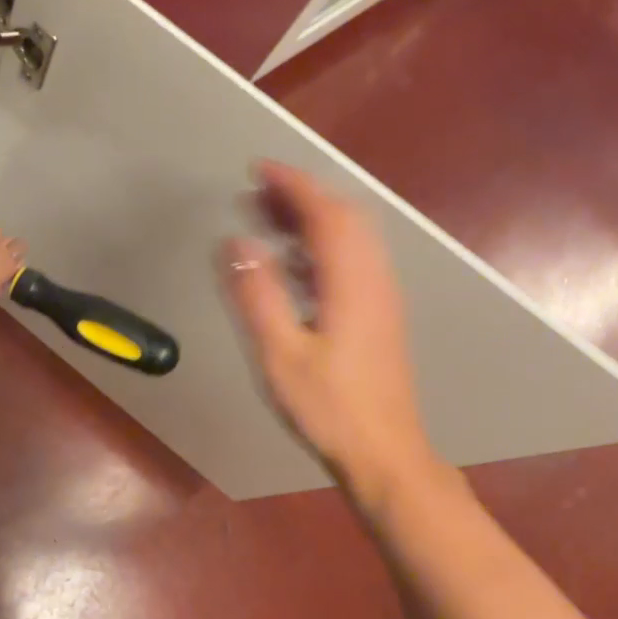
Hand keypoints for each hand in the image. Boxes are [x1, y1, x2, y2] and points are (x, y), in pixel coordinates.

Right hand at [221, 162, 437, 496]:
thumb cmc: (328, 406)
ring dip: (312, 218)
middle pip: (345, 217)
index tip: (258, 169)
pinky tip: (292, 262)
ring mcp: (380, 296)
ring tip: (268, 217)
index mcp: (351, 282)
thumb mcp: (280, 353)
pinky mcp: (378, 314)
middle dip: (302, 196)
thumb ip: (257, 295)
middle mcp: (373, 279)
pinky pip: (351, 259)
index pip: (326, 214)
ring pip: (351, 237)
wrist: (382, 449)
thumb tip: (236, 243)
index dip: (293, 185)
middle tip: (257, 192)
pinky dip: (320, 244)